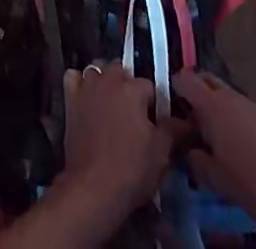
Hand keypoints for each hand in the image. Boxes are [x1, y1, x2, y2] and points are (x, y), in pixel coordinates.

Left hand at [52, 62, 178, 230]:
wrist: (94, 185)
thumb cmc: (133, 167)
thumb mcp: (162, 151)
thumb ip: (174, 129)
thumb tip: (186, 121)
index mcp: (132, 89)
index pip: (149, 85)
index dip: (155, 103)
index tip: (156, 121)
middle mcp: (108, 81)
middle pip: (121, 70)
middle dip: (129, 85)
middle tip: (135, 113)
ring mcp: (86, 88)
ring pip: (97, 70)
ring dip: (105, 80)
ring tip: (112, 104)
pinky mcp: (69, 99)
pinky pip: (73, 78)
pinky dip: (79, 82)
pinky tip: (87, 97)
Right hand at [173, 70, 255, 247]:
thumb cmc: (249, 182)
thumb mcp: (210, 175)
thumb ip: (191, 155)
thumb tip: (187, 147)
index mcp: (212, 105)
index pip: (184, 79)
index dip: (172, 88)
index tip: (169, 107)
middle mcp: (232, 98)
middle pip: (205, 79)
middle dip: (194, 91)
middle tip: (189, 117)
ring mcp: (253, 106)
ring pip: (226, 95)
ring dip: (215, 106)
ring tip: (214, 135)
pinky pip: (243, 109)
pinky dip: (234, 118)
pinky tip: (240, 146)